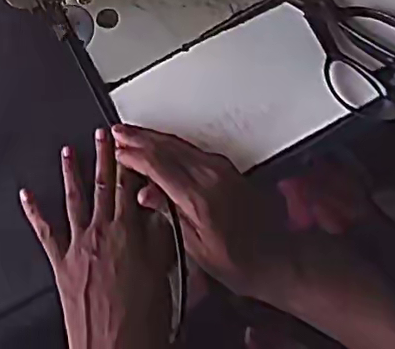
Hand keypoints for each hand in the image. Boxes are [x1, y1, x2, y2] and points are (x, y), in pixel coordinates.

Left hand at [21, 128, 173, 348]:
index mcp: (128, 234)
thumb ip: (159, 240)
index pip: (129, 187)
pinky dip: (33, 211)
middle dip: (103, 156)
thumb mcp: (163, 276)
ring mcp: (78, 246)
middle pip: (103, 185)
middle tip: (102, 133)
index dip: (129, 162)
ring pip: (74, 199)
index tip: (129, 143)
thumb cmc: (141, 324)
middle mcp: (101, 233)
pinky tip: (26, 195)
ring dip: (71, 172)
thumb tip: (159, 215)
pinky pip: (44, 231)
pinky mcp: (60, 263)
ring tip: (67, 151)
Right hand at [111, 125, 298, 302]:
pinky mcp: (224, 165)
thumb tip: (145, 193)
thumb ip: (170, 215)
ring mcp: (218, 167)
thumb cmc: (240, 262)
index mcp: (199, 196)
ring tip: (131, 133)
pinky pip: (189, 147)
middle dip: (139, 137)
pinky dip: (168, 142)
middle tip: (117, 132)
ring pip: (177, 143)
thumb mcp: (198, 249)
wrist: (276, 257)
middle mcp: (209, 175)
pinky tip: (159, 143)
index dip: (135, 156)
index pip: (159, 165)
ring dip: (152, 136)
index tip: (118, 152)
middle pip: (166, 146)